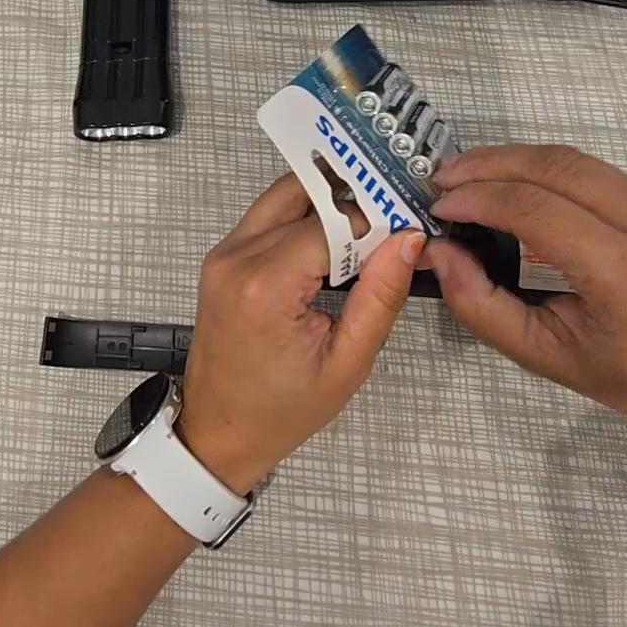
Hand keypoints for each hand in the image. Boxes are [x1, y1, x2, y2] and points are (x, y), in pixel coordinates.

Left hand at [179, 174, 425, 494]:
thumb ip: (380, 296)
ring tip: (363, 232)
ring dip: (326, 203)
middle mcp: (236, 259)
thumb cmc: (279, 410)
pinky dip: (301, 218)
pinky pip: (266, 216)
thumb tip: (408, 240)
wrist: (218, 430)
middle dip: (353, 204)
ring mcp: (223, 254)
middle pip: (306, 198)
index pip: (331, 224)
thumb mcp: (347, 363)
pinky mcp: (221, 257)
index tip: (406, 230)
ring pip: (284, 196)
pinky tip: (329, 245)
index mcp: (265, 287)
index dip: (374, 221)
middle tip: (390, 221)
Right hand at [425, 145, 626, 446]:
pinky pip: (597, 173)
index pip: (537, 211)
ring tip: (468, 175)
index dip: (478, 199)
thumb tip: (439, 252)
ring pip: (577, 161)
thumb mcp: (546, 356)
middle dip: (489, 164)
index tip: (438, 205)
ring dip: (514, 159)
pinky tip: (514, 185)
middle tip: (443, 178)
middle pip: (557, 167)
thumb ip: (481, 305)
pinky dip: (545, 170)